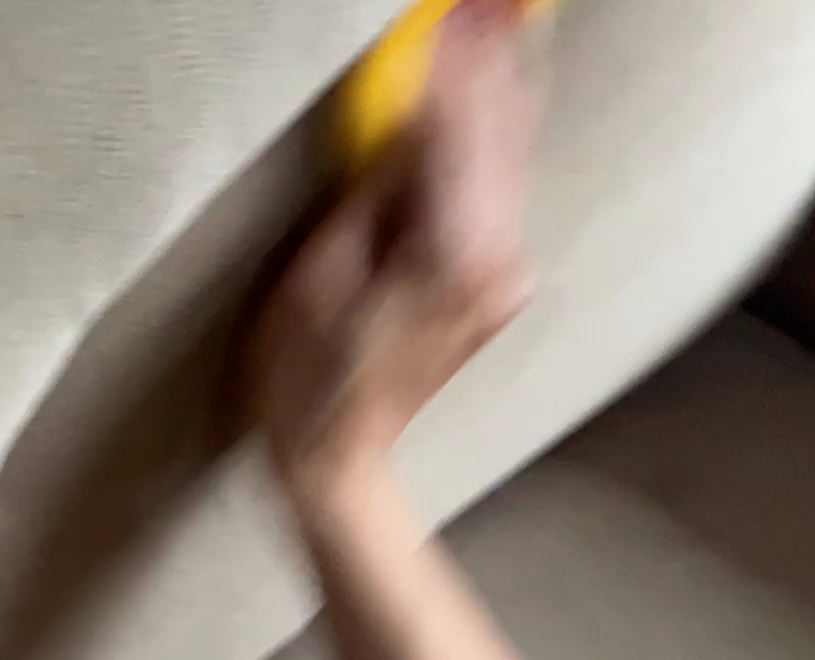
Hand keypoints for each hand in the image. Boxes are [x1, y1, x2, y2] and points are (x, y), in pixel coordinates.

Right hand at [252, 1, 536, 502]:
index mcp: (452, 255)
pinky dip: (485, 145)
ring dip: (498, 92)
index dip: (455, 61)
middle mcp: (498, 259)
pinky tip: (482, 102)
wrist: (338, 459)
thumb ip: (366, 199)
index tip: (455, 5)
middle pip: (504, 134)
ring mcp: (504, 276)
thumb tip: (399, 133)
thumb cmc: (306, 382)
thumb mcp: (313, 284)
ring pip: (508, 162)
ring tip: (495, 20)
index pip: (459, 129)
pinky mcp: (493, 286)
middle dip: (496, 57)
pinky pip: (495, 197)